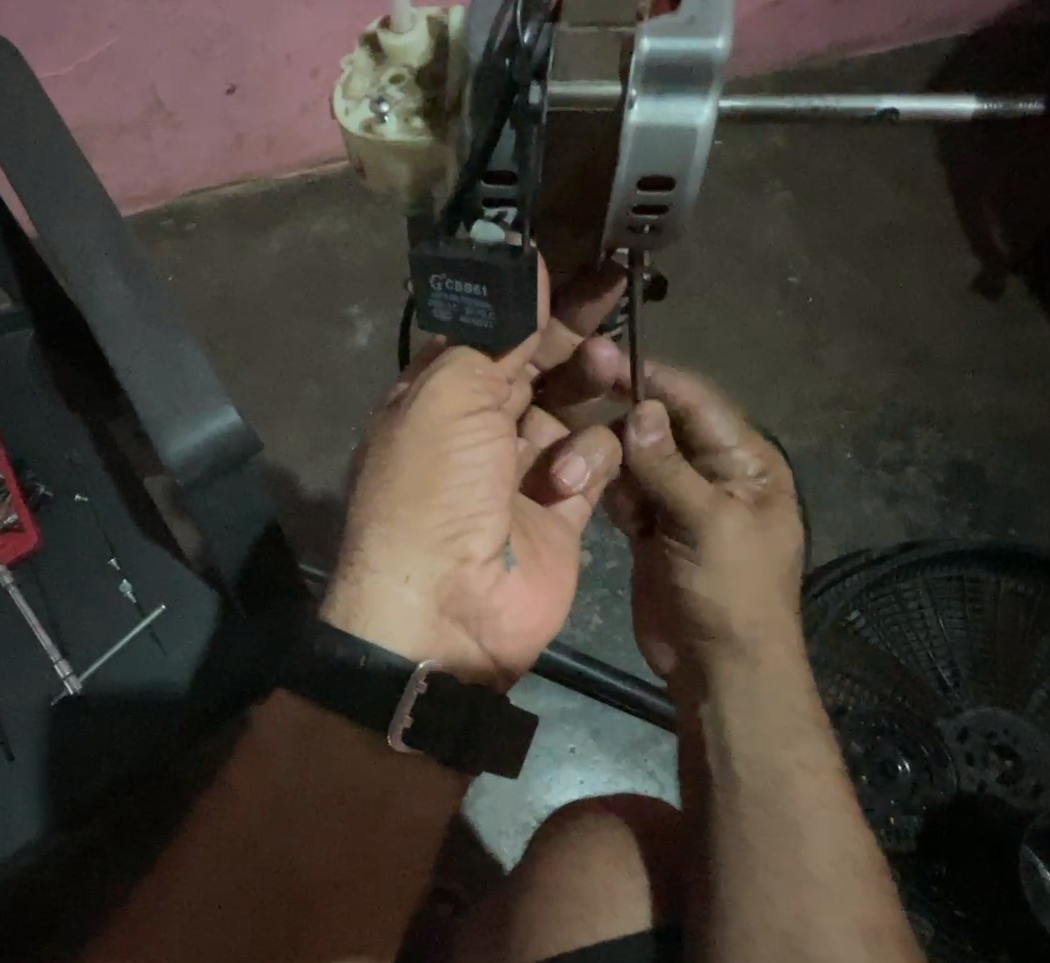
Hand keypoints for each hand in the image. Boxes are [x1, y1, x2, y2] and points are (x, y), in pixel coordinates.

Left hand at [321, 263, 628, 688]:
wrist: (445, 607)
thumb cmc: (434, 488)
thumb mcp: (446, 394)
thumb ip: (491, 333)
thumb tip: (524, 268)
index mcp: (437, 397)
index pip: (491, 335)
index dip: (534, 303)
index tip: (583, 271)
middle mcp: (476, 430)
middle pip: (536, 367)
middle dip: (573, 337)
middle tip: (614, 305)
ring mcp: (520, 473)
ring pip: (571, 410)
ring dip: (589, 389)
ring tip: (608, 375)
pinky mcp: (561, 512)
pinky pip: (593, 463)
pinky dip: (593, 458)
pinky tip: (572, 475)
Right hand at [608, 363, 805, 694]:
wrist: (719, 666)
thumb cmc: (730, 591)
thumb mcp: (708, 524)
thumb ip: (670, 468)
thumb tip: (642, 410)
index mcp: (746, 463)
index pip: (699, 406)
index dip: (657, 382)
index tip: (607, 359)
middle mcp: (714, 474)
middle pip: (664, 429)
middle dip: (626, 415)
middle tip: (575, 390)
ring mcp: (679, 503)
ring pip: (639, 460)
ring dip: (611, 453)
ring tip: (572, 437)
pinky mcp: (651, 530)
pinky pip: (626, 493)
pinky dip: (608, 486)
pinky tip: (584, 477)